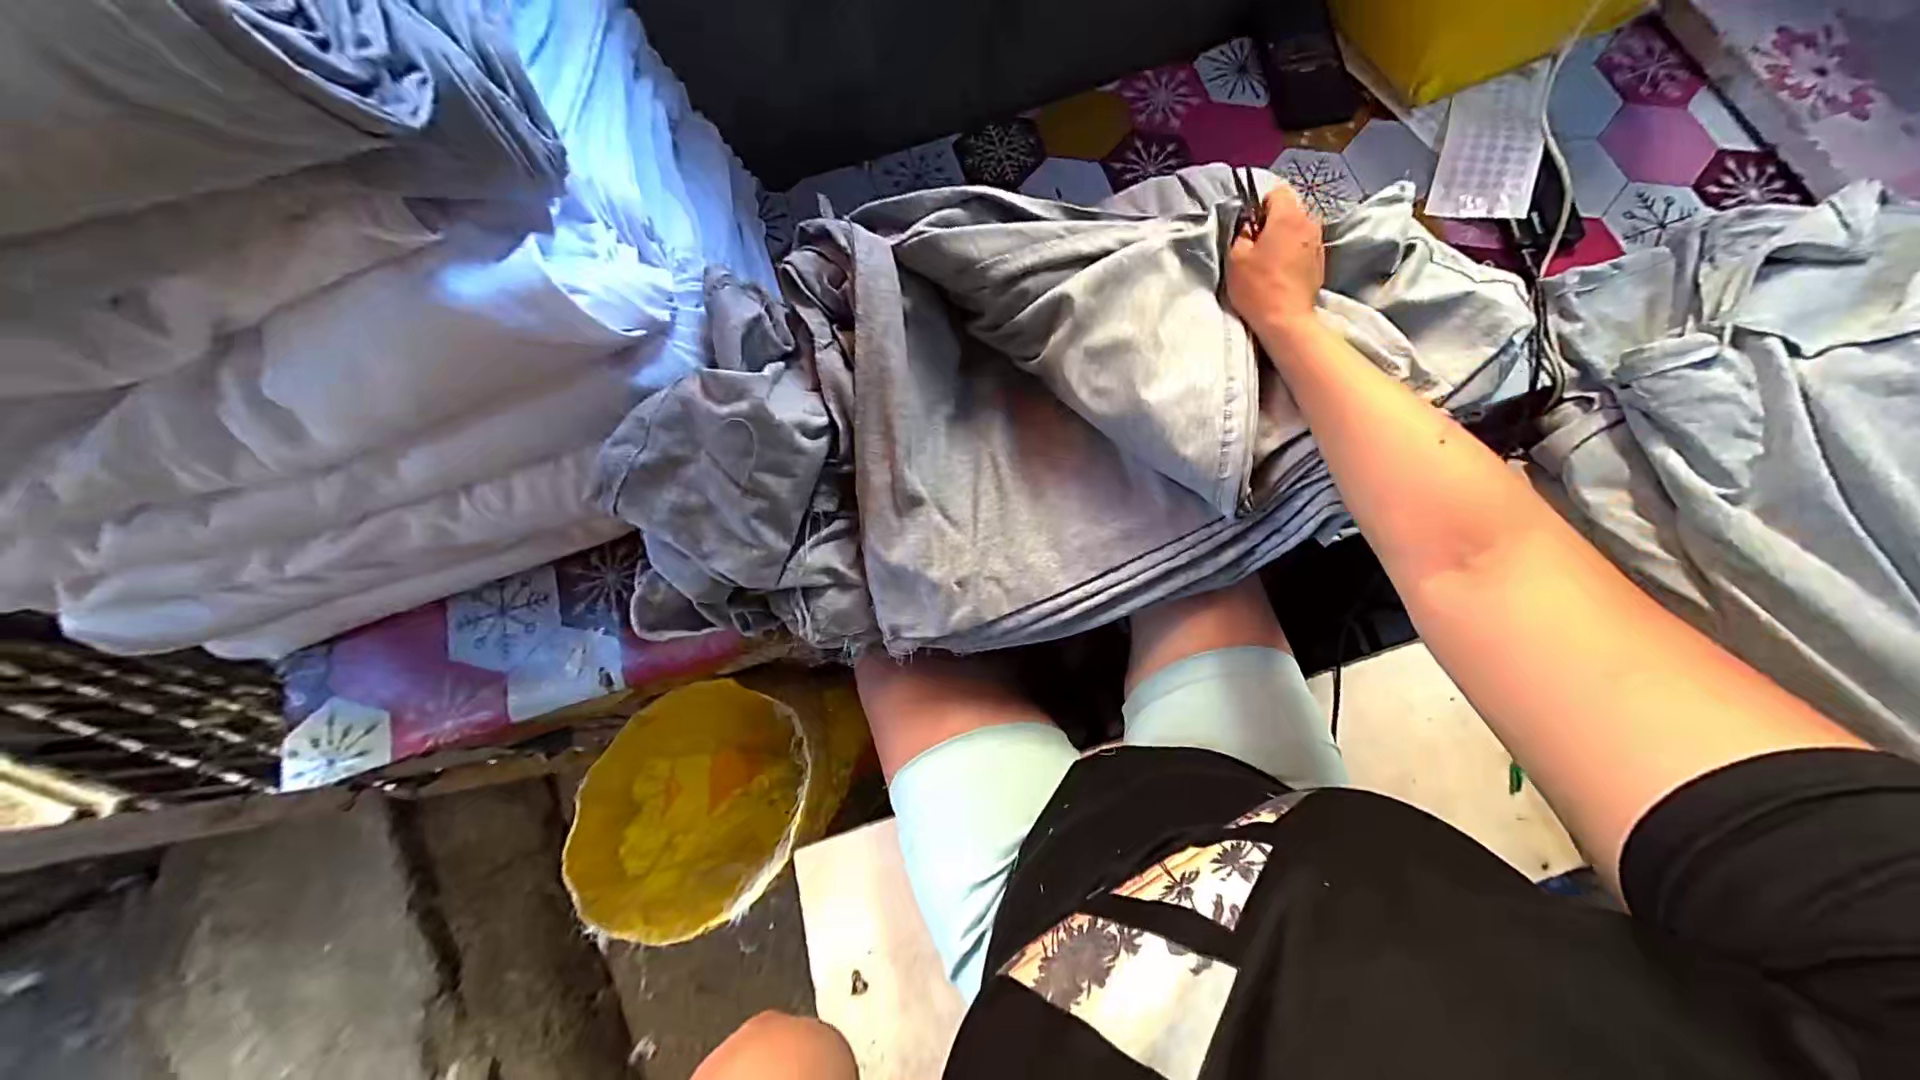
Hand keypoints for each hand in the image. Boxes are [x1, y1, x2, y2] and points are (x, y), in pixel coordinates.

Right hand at [1225, 185, 1323, 341]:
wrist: (1286, 319)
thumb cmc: (1258, 287)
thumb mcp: (1235, 258)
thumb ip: (1241, 233)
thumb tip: (1249, 225)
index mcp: (1287, 216)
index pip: (1277, 191)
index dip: (1260, 205)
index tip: (1249, 226)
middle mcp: (1309, 222)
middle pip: (1289, 209)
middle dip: (1273, 221)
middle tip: (1256, 245)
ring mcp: (1318, 242)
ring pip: (1298, 227)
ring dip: (1283, 237)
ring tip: (1269, 260)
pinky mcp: (1320, 260)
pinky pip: (1304, 245)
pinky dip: (1293, 251)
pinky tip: (1281, 271)